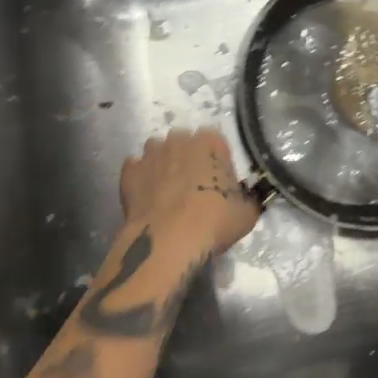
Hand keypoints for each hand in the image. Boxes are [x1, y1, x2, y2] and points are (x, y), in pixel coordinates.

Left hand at [120, 129, 260, 257]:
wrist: (170, 239)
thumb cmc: (215, 221)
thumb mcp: (247, 213)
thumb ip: (248, 199)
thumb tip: (246, 200)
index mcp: (211, 141)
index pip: (216, 143)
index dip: (216, 163)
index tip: (217, 184)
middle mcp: (180, 138)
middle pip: (184, 143)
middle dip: (187, 159)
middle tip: (191, 188)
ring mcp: (151, 152)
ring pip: (158, 151)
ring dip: (162, 165)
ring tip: (166, 193)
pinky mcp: (129, 170)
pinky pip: (136, 168)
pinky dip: (140, 179)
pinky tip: (146, 198)